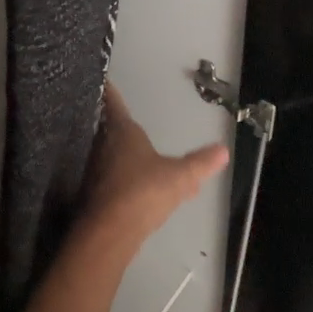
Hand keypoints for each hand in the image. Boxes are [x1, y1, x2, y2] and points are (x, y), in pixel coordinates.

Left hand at [83, 82, 228, 246]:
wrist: (108, 233)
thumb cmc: (143, 192)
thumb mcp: (180, 177)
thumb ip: (200, 163)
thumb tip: (223, 150)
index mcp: (121, 131)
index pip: (113, 101)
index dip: (108, 89)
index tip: (101, 78)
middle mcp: (102, 144)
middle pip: (104, 126)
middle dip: (110, 120)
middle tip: (116, 112)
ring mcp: (93, 169)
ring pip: (103, 151)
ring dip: (112, 148)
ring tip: (123, 147)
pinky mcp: (89, 193)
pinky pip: (103, 174)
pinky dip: (113, 173)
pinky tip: (126, 183)